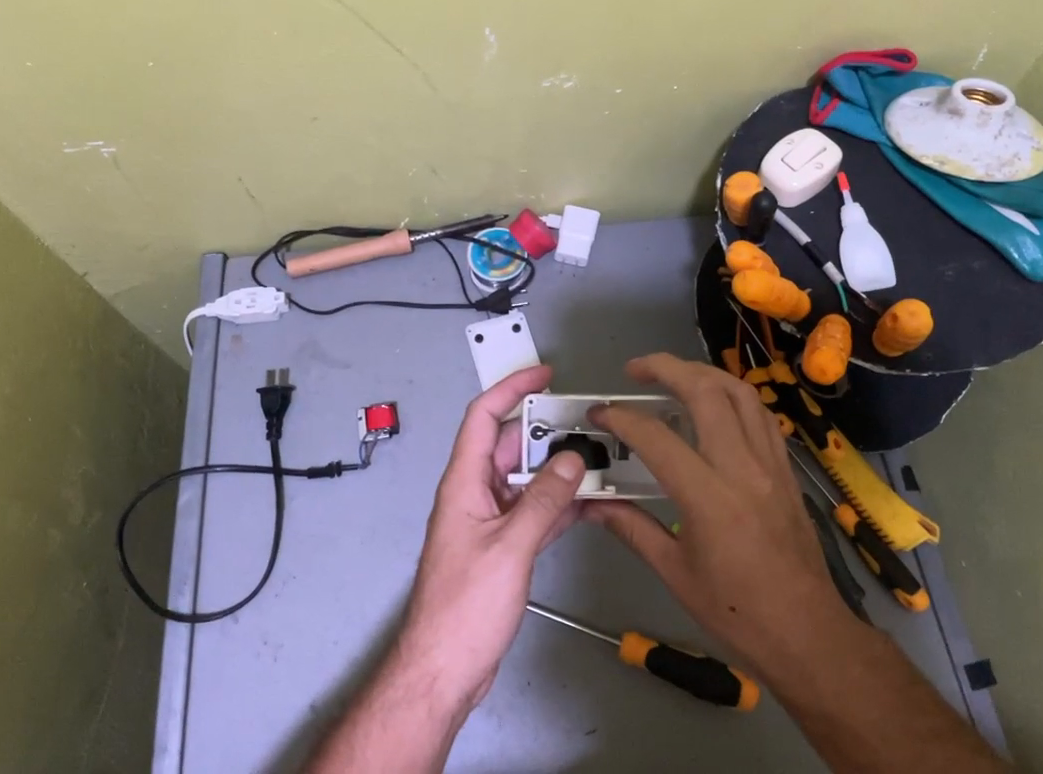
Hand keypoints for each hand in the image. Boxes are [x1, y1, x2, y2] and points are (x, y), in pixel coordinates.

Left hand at [393, 365, 584, 711]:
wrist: (444, 668)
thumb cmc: (464, 608)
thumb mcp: (510, 548)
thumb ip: (544, 501)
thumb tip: (573, 460)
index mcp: (463, 484)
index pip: (483, 418)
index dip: (511, 390)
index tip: (543, 374)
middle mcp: (474, 495)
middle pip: (509, 447)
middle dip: (545, 431)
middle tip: (586, 422)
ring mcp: (488, 522)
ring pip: (526, 480)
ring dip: (558, 470)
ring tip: (597, 459)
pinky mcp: (502, 547)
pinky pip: (533, 512)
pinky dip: (559, 505)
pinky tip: (589, 503)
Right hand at [583, 354, 850, 682]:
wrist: (806, 632)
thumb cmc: (736, 611)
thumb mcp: (675, 573)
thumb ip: (632, 528)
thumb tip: (592, 504)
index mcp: (708, 497)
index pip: (656, 437)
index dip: (620, 418)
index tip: (598, 414)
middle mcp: (742, 467)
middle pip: (705, 391)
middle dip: (665, 368)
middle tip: (634, 370)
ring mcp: (771, 464)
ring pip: (740, 393)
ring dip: (703, 372)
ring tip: (673, 374)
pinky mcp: (787, 470)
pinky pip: (761, 415)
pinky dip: (734, 396)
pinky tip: (715, 404)